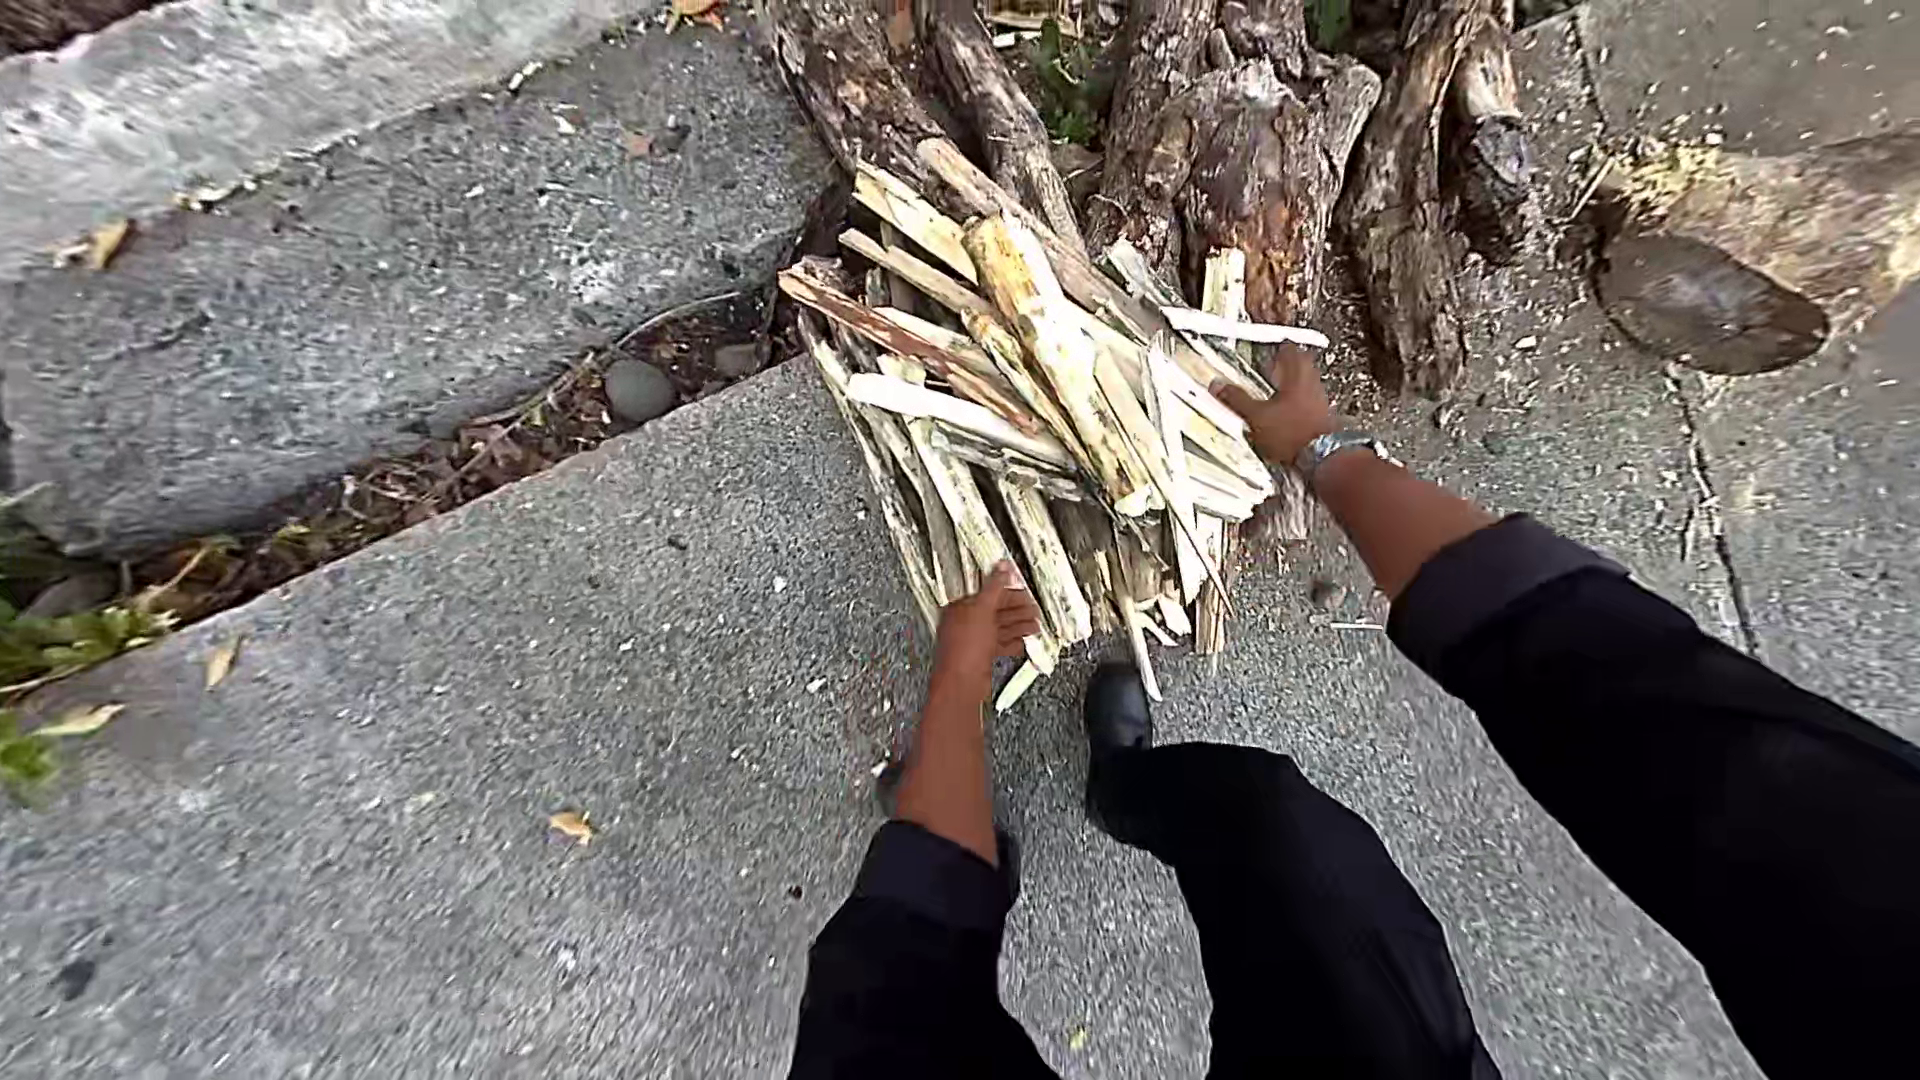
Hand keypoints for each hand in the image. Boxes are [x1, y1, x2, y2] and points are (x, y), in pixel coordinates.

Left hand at [929, 560, 1041, 704]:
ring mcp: (972, 642)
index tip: (1025, 594)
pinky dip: (1012, 642)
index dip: (1008, 593)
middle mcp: (964, 624)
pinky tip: (1022, 642)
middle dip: (1017, 610)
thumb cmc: (965, 648)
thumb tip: (1002, 566)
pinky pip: (999, 645)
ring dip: (1018, 626)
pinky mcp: (980, 658)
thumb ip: (994, 586)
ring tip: (1035, 626)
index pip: (988, 594)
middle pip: (995, 611)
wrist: (962, 684)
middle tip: (1035, 610)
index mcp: (960, 608)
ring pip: (999, 629)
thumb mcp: (983, 609)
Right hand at [1211, 345, 1336, 464]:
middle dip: (1290, 365)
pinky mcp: (1323, 420)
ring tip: (1279, 389)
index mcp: (1297, 378)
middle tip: (1278, 365)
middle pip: (1303, 367)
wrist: (1322, 457)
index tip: (1276, 347)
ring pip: (1307, 385)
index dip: (1282, 348)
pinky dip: (1298, 403)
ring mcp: (1320, 403)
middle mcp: (1312, 386)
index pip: (1291, 353)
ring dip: (1294, 384)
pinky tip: (1288, 414)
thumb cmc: (1291, 432)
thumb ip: (1236, 399)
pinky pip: (1309, 404)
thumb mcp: (1256, 416)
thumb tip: (1218, 385)